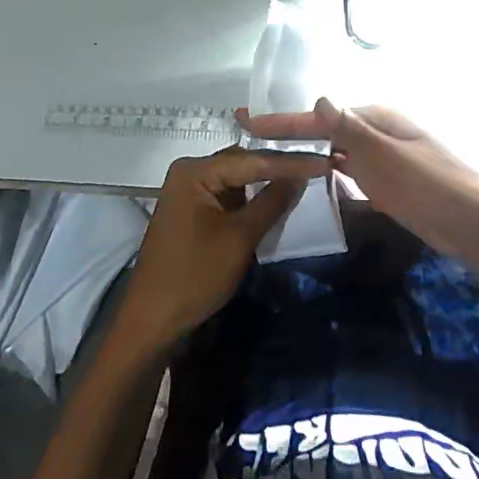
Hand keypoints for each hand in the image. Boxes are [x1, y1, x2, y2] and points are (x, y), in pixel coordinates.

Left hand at [117, 148, 326, 349]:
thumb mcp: (240, 238)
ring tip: (302, 180)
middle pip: (242, 162)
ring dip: (264, 182)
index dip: (291, 162)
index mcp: (195, 171)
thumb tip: (300, 177)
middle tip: (317, 167)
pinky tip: (274, 201)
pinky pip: (227, 194)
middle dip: (278, 167)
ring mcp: (187, 191)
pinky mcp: (191, 210)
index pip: (253, 159)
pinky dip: (249, 198)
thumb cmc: (195, 275)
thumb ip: (272, 202)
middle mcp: (189, 172)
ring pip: (236, 178)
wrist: (152, 318)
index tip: (325, 161)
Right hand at [239, 99, 478, 260]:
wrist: (474, 225)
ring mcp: (382, 158)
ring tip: (271, 154)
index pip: (320, 116)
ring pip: (336, 151)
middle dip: (290, 133)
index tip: (246, 119)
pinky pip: (349, 171)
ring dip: (307, 152)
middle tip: (251, 136)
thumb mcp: (384, 155)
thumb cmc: (428, 184)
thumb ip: (349, 129)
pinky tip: (312, 178)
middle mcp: (377, 133)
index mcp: (376, 119)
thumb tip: (318, 98)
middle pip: (325, 131)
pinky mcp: (387, 183)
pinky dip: (328, 171)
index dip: (282, 120)